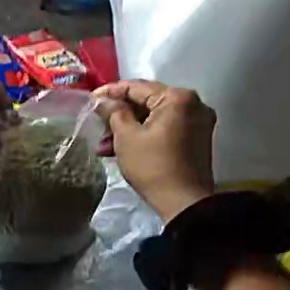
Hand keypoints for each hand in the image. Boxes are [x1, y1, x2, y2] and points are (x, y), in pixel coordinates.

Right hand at [94, 80, 216, 220]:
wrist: (184, 203)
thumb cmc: (152, 166)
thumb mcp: (126, 137)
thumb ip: (113, 112)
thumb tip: (102, 100)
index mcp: (177, 97)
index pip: (137, 87)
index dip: (110, 92)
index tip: (91, 100)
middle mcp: (193, 103)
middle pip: (147, 101)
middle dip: (120, 114)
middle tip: (97, 123)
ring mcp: (198, 122)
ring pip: (155, 117)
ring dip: (129, 128)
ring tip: (104, 144)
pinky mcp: (197, 139)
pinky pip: (165, 128)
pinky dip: (145, 135)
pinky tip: (122, 148)